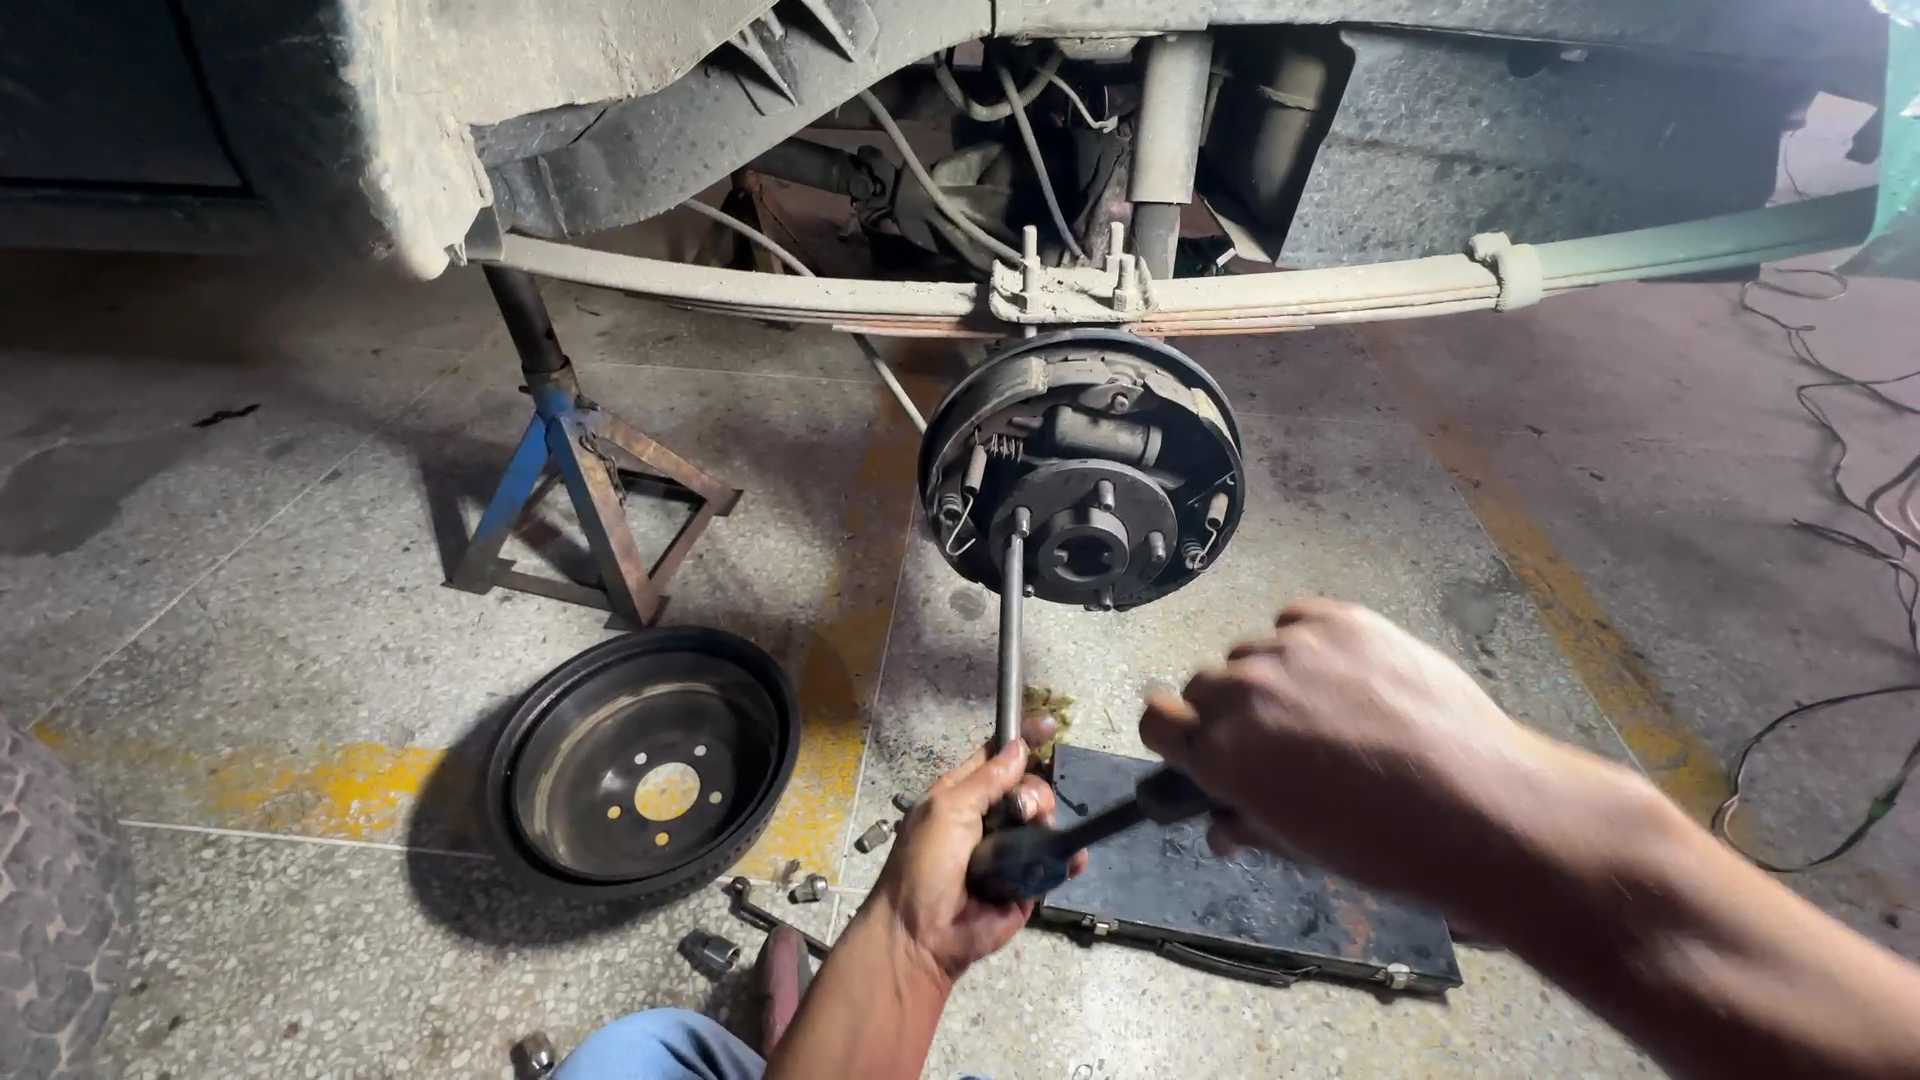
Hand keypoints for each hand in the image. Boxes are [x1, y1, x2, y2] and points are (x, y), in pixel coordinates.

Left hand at [864, 717, 1084, 984]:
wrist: (922, 934)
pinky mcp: (1026, 884)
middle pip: (1027, 788)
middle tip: (1026, 810)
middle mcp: (988, 819)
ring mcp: (1009, 852)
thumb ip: (987, 779)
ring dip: (1047, 823)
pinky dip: (1068, 857)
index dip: (1021, 741)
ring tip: (1038, 835)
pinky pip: (1053, 863)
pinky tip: (1075, 855)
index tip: (1049, 728)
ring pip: (1044, 822)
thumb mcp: (947, 809)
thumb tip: (1018, 747)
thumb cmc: (924, 863)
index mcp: (961, 794)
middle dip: (1034, 792)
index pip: (997, 757)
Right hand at [1140, 598, 1649, 924]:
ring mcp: (1289, 651)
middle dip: (1227, 710)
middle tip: (1277, 736)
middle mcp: (1241, 693)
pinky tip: (1348, 675)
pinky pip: (1296, 622)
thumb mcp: (1300, 849)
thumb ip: (1243, 826)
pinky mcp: (1338, 621)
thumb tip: (1220, 827)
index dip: (1172, 732)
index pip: (1154, 718)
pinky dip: (1308, 644)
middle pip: (1203, 685)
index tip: (1193, 739)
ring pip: (1251, 654)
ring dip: (1271, 677)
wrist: (1487, 809)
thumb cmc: (1389, 845)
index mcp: (1219, 752)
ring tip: (1326, 707)